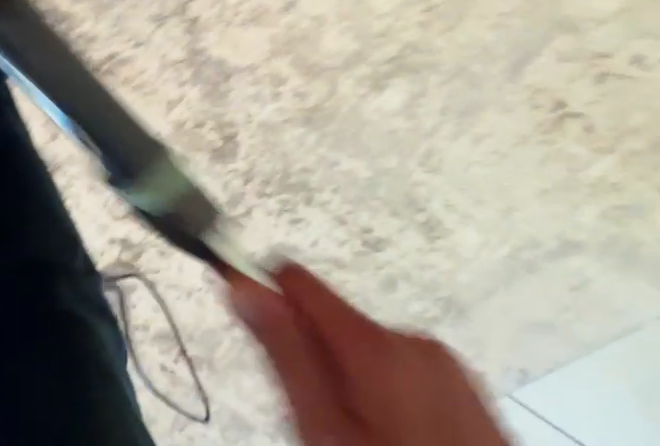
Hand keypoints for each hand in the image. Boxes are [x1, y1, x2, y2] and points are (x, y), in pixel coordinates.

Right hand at [228, 265, 507, 445]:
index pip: (292, 277)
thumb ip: (282, 349)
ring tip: (363, 431)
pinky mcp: (467, 388)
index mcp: (373, 342)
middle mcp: (414, 341)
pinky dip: (386, 390)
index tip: (252, 327)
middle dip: (312, 353)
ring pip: (362, 344)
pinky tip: (396, 434)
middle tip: (319, 413)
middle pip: (328, 316)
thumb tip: (240, 284)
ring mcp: (447, 366)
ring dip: (349, 374)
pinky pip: (400, 365)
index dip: (263, 295)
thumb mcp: (321, 424)